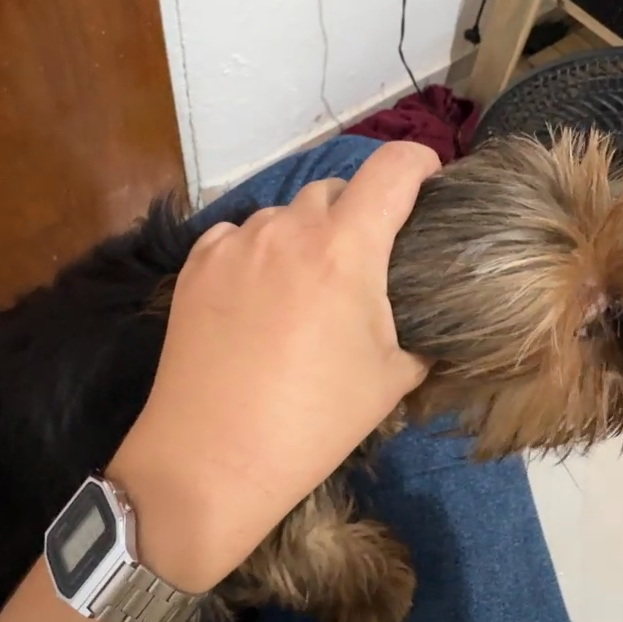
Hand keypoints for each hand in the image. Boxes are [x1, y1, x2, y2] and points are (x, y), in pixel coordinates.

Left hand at [106, 141, 439, 591]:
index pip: (393, 169)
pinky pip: (239, 236)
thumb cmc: (313, 422)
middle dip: (357, 213)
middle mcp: (288, 229)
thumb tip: (424, 319)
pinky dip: (258, 252)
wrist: (211, 458)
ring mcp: (235, 242)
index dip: (419, 163)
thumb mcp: (390, 379)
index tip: (426, 179)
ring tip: (302, 288)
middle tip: (359, 262)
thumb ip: (417, 330)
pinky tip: (255, 297)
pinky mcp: (196, 262)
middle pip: (335, 191)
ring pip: (284, 215)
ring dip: (303, 236)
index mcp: (345, 248)